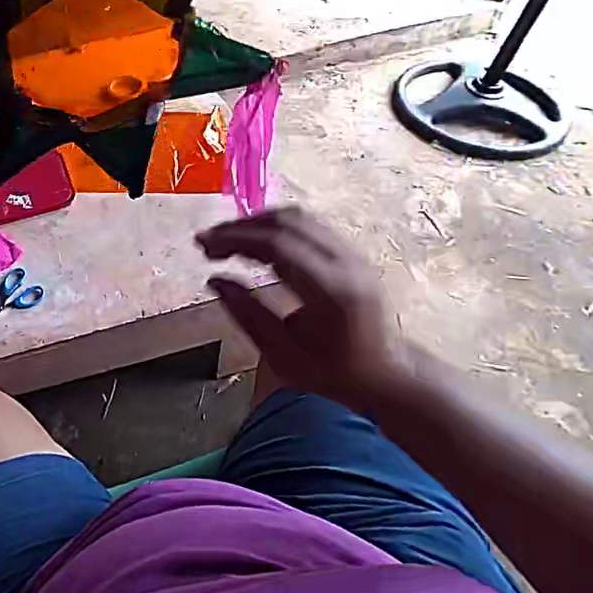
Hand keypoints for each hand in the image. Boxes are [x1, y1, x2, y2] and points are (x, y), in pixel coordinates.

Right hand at [198, 208, 413, 409]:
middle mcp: (346, 261)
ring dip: (258, 223)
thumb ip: (248, 315)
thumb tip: (214, 280)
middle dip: (241, 227)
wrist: (389, 375)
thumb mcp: (284, 357)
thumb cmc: (335, 375)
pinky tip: (256, 242)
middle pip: (287, 222)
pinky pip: (309, 225)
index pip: (277, 245)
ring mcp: (352, 252)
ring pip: (299, 218)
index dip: (235, 238)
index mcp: (330, 290)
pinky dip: (276, 227)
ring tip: (227, 240)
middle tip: (208, 242)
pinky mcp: (351, 251)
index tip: (203, 244)